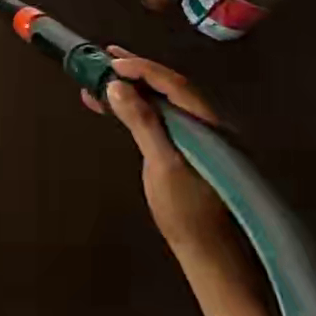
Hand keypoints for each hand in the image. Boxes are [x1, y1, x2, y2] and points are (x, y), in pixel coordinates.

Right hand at [80, 47, 232, 264]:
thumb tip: (118, 86)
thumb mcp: (162, 166)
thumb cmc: (188, 215)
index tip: (111, 62)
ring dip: (133, 88)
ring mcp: (202, 138)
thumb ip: (143, 123)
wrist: (213, 259)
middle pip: (170, 87)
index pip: (174, 84)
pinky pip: (163, 117)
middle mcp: (210, 125)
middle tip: (104, 56)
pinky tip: (117, 108)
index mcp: (210, 125)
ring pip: (165, 101)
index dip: (141, 69)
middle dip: (136, 71)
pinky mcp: (192, 150)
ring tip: (102, 77)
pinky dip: (138, 108)